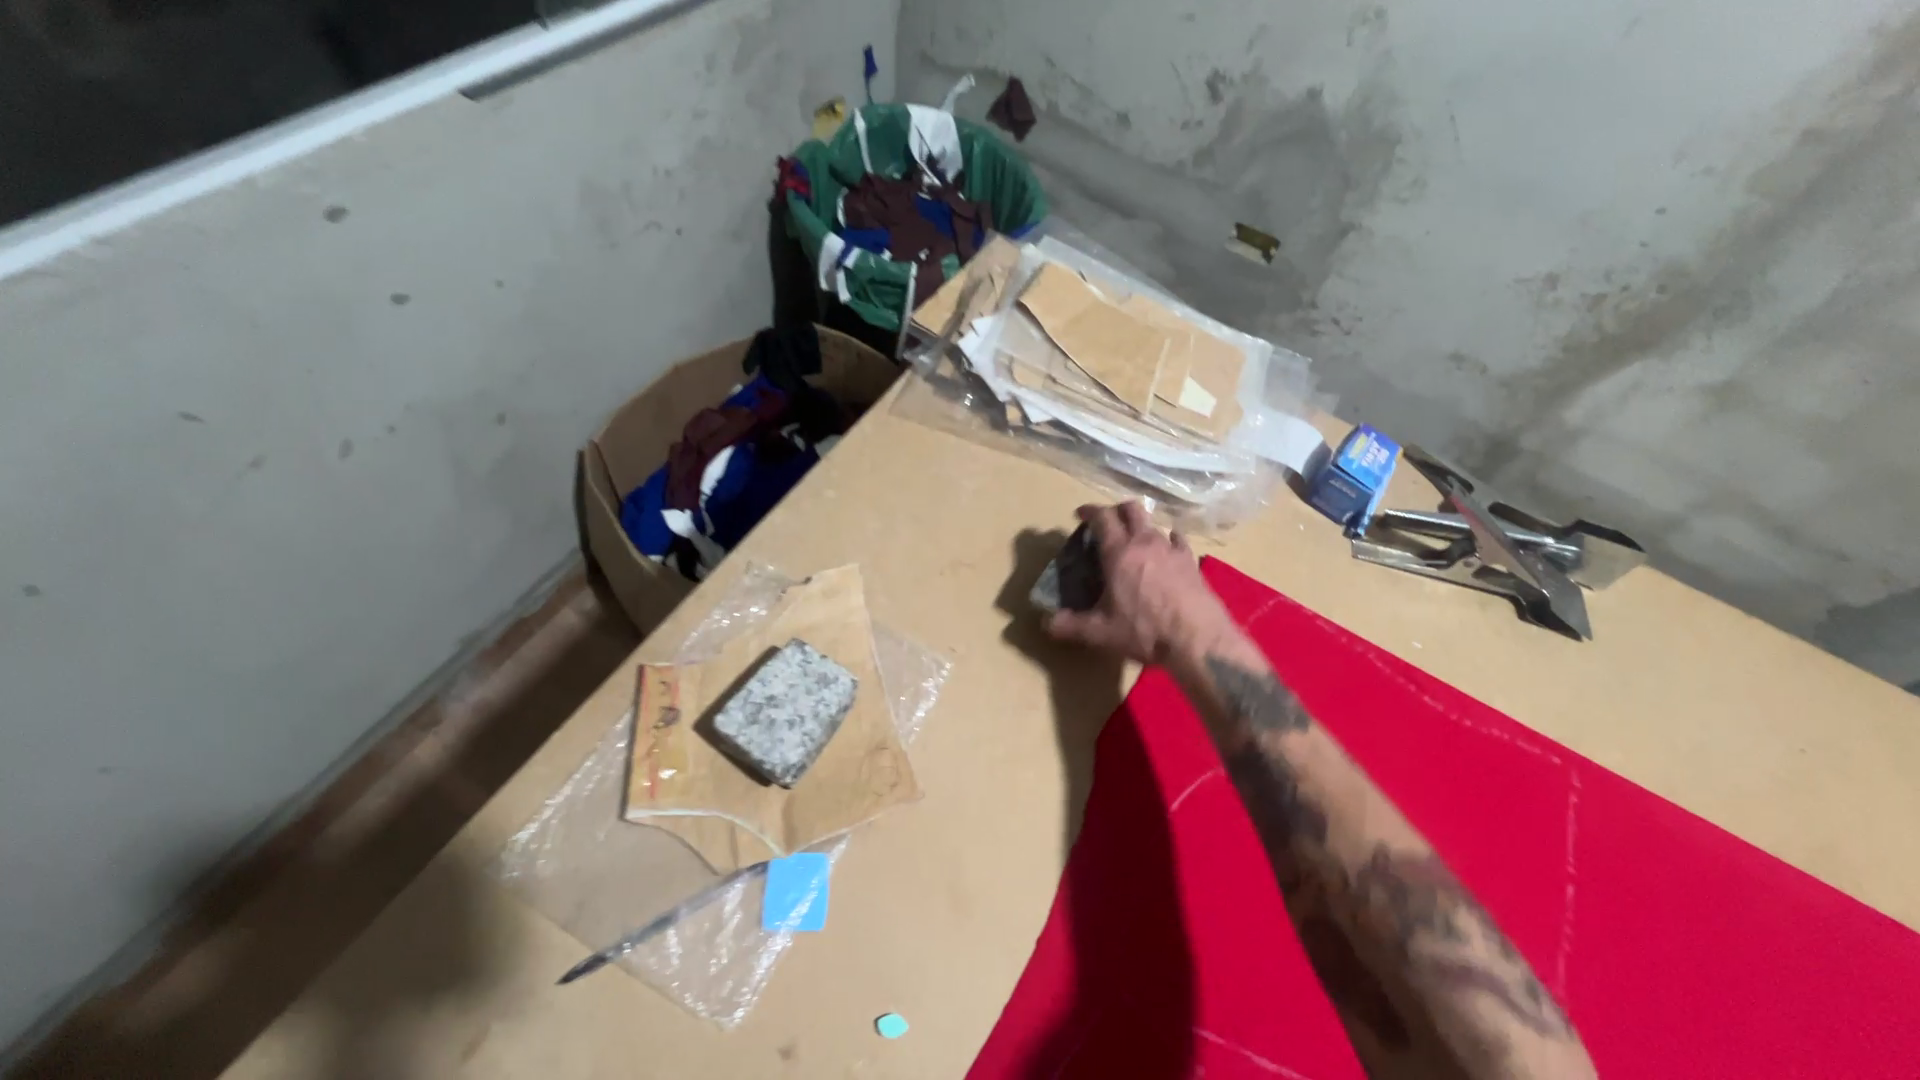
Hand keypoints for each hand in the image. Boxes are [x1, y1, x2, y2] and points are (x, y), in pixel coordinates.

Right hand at [1044, 501, 1236, 664]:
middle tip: (1108, 524)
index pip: (1102, 517)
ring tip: (1135, 543)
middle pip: (1132, 509)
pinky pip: (1178, 541)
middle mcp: (1146, 542)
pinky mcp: (1192, 562)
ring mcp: (1172, 550)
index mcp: (1119, 553)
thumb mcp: (1101, 633)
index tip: (1080, 514)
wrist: (1198, 640)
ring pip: (1155, 524)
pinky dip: (1168, 541)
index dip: (1089, 511)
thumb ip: (1071, 626)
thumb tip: (1046, 622)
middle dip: (1117, 510)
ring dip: (1142, 527)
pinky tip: (1167, 553)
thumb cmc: (1145, 631)